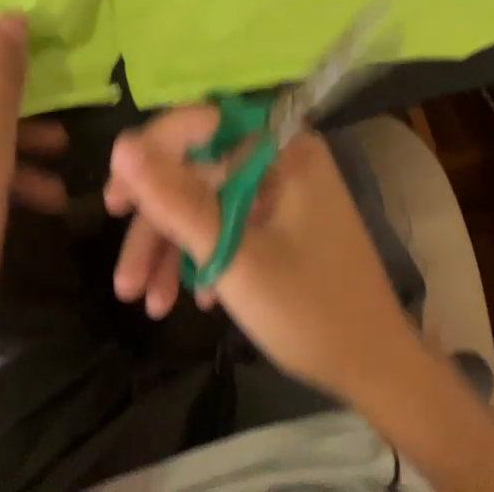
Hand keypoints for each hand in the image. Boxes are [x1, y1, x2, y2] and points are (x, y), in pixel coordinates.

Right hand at [103, 109, 418, 398]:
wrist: (375, 371)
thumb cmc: (312, 311)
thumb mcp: (235, 257)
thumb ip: (176, 200)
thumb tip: (121, 146)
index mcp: (281, 149)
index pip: (200, 121)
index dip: (152, 153)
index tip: (117, 200)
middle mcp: (278, 159)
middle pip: (195, 169)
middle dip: (155, 224)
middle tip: (122, 267)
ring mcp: (278, 192)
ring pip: (204, 202)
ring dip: (170, 249)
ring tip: (143, 302)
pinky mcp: (276, 222)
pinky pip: (225, 223)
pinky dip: (200, 257)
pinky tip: (186, 299)